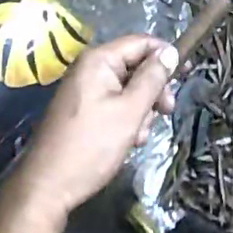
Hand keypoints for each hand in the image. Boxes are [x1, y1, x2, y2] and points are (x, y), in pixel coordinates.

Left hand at [10, 35, 177, 222]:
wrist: (46, 190)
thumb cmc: (91, 147)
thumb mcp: (130, 111)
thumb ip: (153, 79)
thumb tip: (170, 52)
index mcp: (98, 61)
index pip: (141, 42)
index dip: (165, 55)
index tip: (186, 74)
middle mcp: (90, 69)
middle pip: (136, 65)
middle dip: (154, 89)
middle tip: (166, 111)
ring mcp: (85, 90)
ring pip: (128, 88)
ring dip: (142, 109)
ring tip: (139, 135)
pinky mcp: (83, 110)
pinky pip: (115, 103)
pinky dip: (127, 118)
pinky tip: (129, 140)